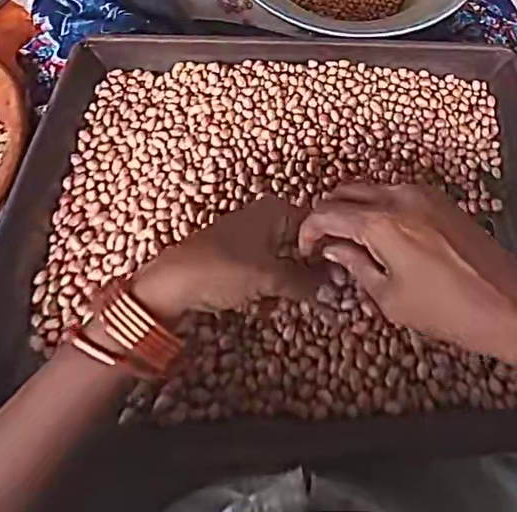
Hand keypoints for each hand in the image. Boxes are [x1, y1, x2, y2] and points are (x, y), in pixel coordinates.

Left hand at [133, 197, 323, 317]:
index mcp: (276, 210)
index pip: (318, 226)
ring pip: (283, 261)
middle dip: (308, 274)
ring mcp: (250, 237)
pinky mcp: (237, 257)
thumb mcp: (270, 277)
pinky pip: (265, 271)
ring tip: (282, 304)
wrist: (172, 282)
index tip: (343, 281)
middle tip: (322, 299)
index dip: (330, 254)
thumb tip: (334, 290)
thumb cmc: (223, 268)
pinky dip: (267, 288)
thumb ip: (305, 283)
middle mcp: (265, 217)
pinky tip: (261, 306)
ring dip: (286, 285)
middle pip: (301, 245)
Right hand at [297, 183, 516, 378]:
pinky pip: (394, 192)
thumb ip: (356, 265)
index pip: (327, 213)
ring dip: (353, 209)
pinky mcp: (436, 198)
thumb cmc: (452, 309)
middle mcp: (397, 197)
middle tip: (324, 244)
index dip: (309, 230)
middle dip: (328, 215)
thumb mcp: (391, 298)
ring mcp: (420, 193)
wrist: (510, 302)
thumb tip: (336, 250)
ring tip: (352, 242)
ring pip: (369, 189)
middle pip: (344, 192)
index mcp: (381, 222)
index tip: (306, 248)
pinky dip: (377, 206)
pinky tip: (380, 235)